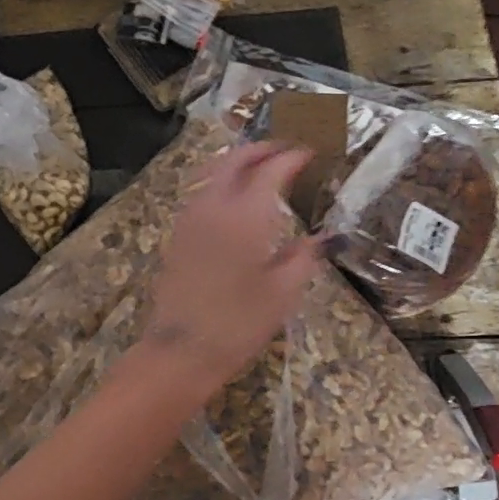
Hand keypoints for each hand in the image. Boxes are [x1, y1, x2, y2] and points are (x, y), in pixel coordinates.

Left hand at [136, 143, 322, 389]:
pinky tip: (236, 201)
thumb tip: (321, 238)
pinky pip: (201, 194)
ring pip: (212, 173)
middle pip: (234, 160)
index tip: (309, 153)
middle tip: (284, 151)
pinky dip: (221, 183)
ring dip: (237, 164)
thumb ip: (304, 257)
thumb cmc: (238, 324)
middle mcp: (213, 207)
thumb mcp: (283, 293)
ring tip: (261, 170)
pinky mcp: (177, 235)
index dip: (291, 157)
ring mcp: (189, 219)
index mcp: (245, 216)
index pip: (270, 170)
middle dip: (260, 150)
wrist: (180, 349)